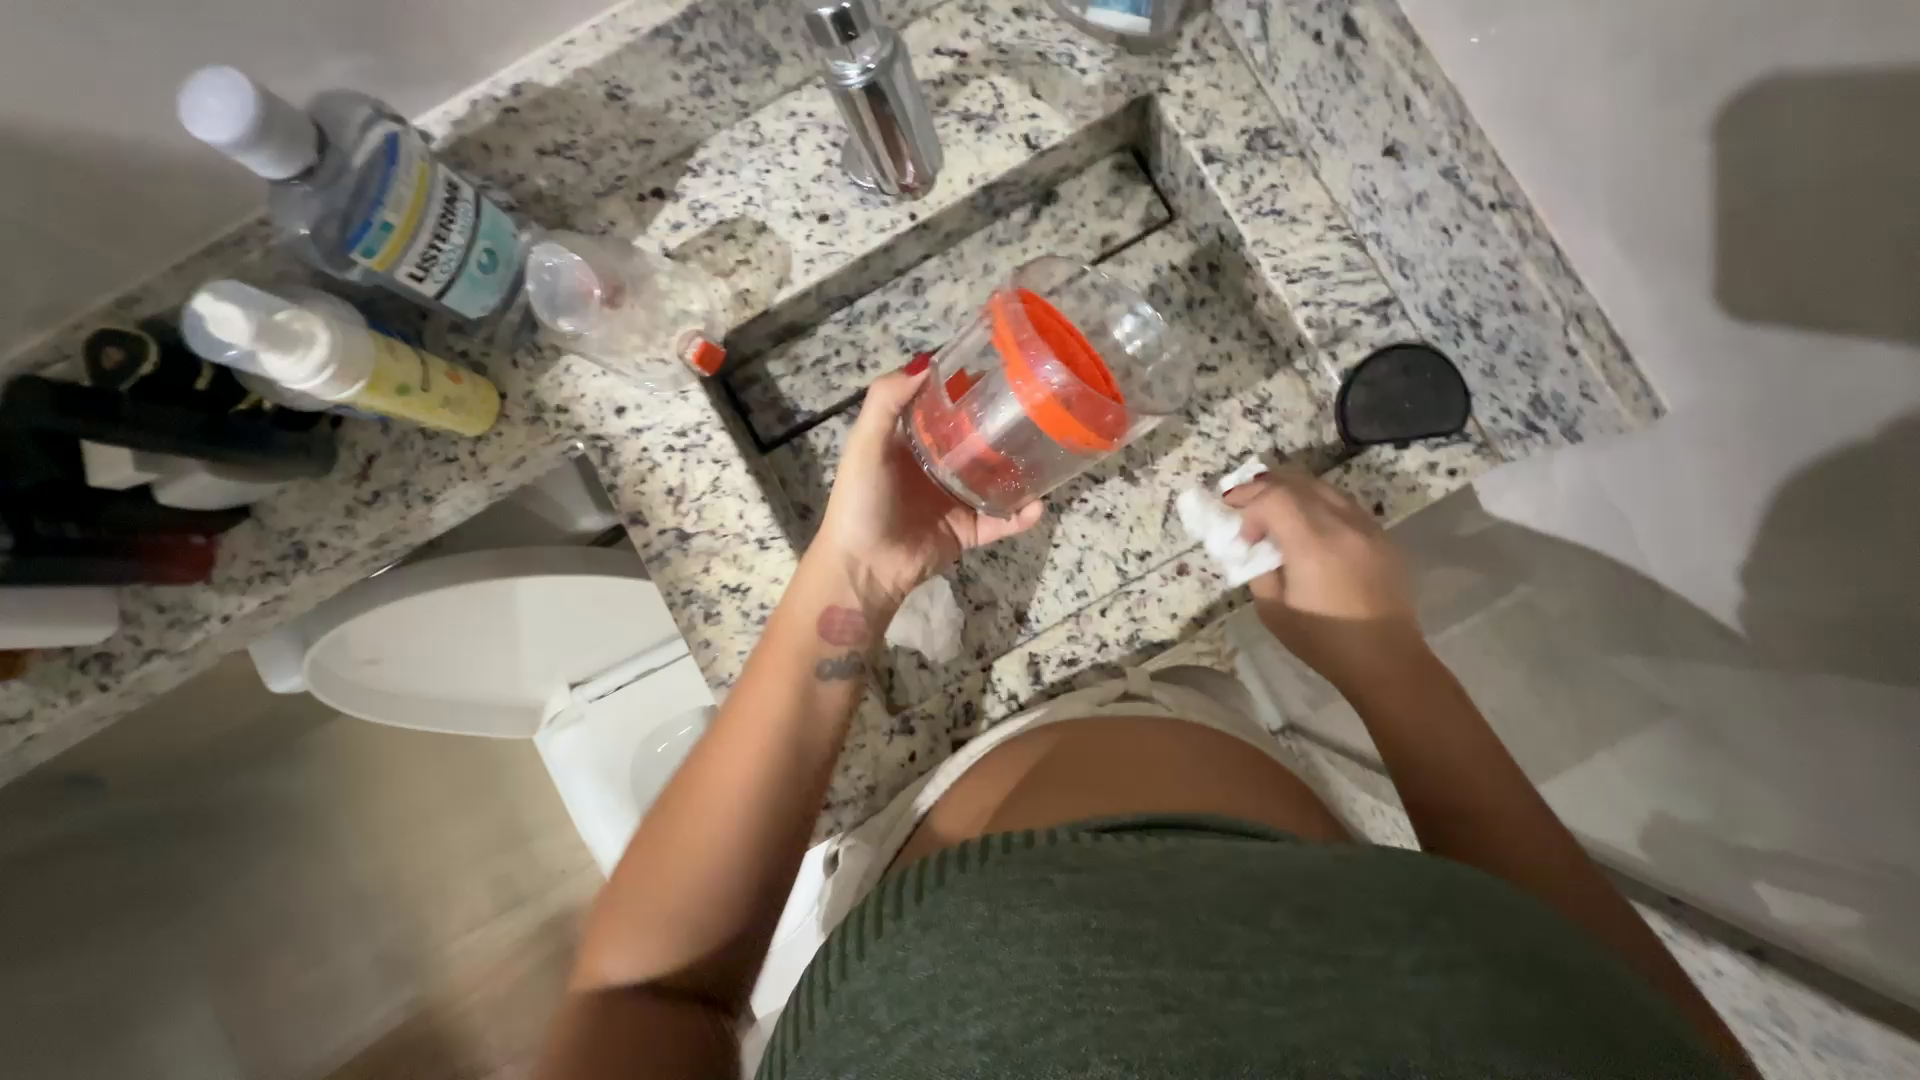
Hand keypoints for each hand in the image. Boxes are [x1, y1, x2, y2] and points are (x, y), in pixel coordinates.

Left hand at [811, 368, 1043, 613]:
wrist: (864, 566)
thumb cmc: (861, 500)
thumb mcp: (865, 443)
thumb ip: (887, 400)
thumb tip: (928, 361)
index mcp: (911, 442)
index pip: (944, 407)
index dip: (967, 388)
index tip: (999, 368)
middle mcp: (936, 467)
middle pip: (976, 440)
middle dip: (1003, 426)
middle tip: (1037, 408)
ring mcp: (954, 500)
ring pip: (996, 479)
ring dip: (1020, 468)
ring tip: (1049, 452)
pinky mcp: (968, 531)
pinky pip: (1001, 520)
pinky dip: (1021, 515)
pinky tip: (1038, 504)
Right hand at [1225, 470, 1427, 690]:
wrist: (1386, 659)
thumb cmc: (1323, 640)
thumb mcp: (1272, 609)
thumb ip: (1259, 568)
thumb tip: (1257, 547)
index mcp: (1314, 545)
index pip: (1274, 497)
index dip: (1248, 504)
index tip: (1241, 532)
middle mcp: (1344, 525)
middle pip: (1297, 482)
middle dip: (1263, 487)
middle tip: (1241, 502)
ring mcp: (1368, 527)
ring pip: (1322, 487)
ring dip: (1290, 491)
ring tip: (1270, 509)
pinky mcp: (1382, 536)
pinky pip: (1342, 504)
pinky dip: (1315, 504)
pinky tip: (1304, 525)